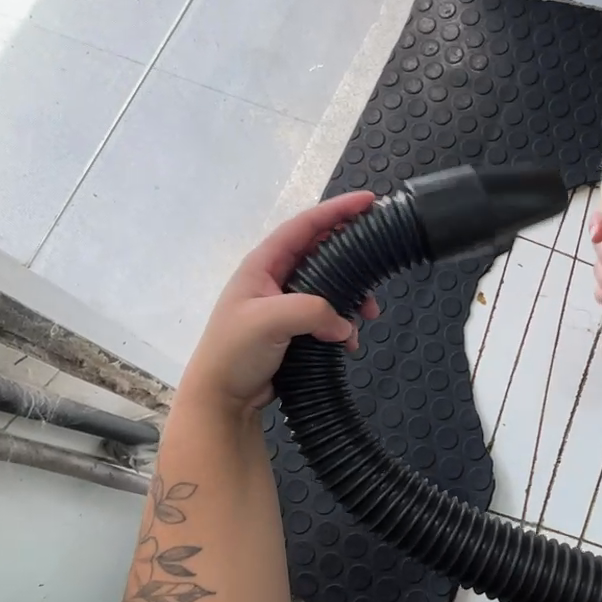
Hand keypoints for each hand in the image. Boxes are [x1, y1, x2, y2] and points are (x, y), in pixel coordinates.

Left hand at [180, 192, 381, 416]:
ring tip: (368, 315)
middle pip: (322, 253)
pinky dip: (343, 325)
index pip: (305, 225)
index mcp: (264, 264)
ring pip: (330, 287)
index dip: (337, 210)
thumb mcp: (270, 321)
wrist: (222, 399)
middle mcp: (275, 278)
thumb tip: (344, 324)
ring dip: (352, 298)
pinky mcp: (294, 330)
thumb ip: (312, 310)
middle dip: (353, 259)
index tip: (369, 202)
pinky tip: (350, 341)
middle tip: (379, 265)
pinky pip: (328, 317)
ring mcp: (285, 304)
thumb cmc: (235, 352)